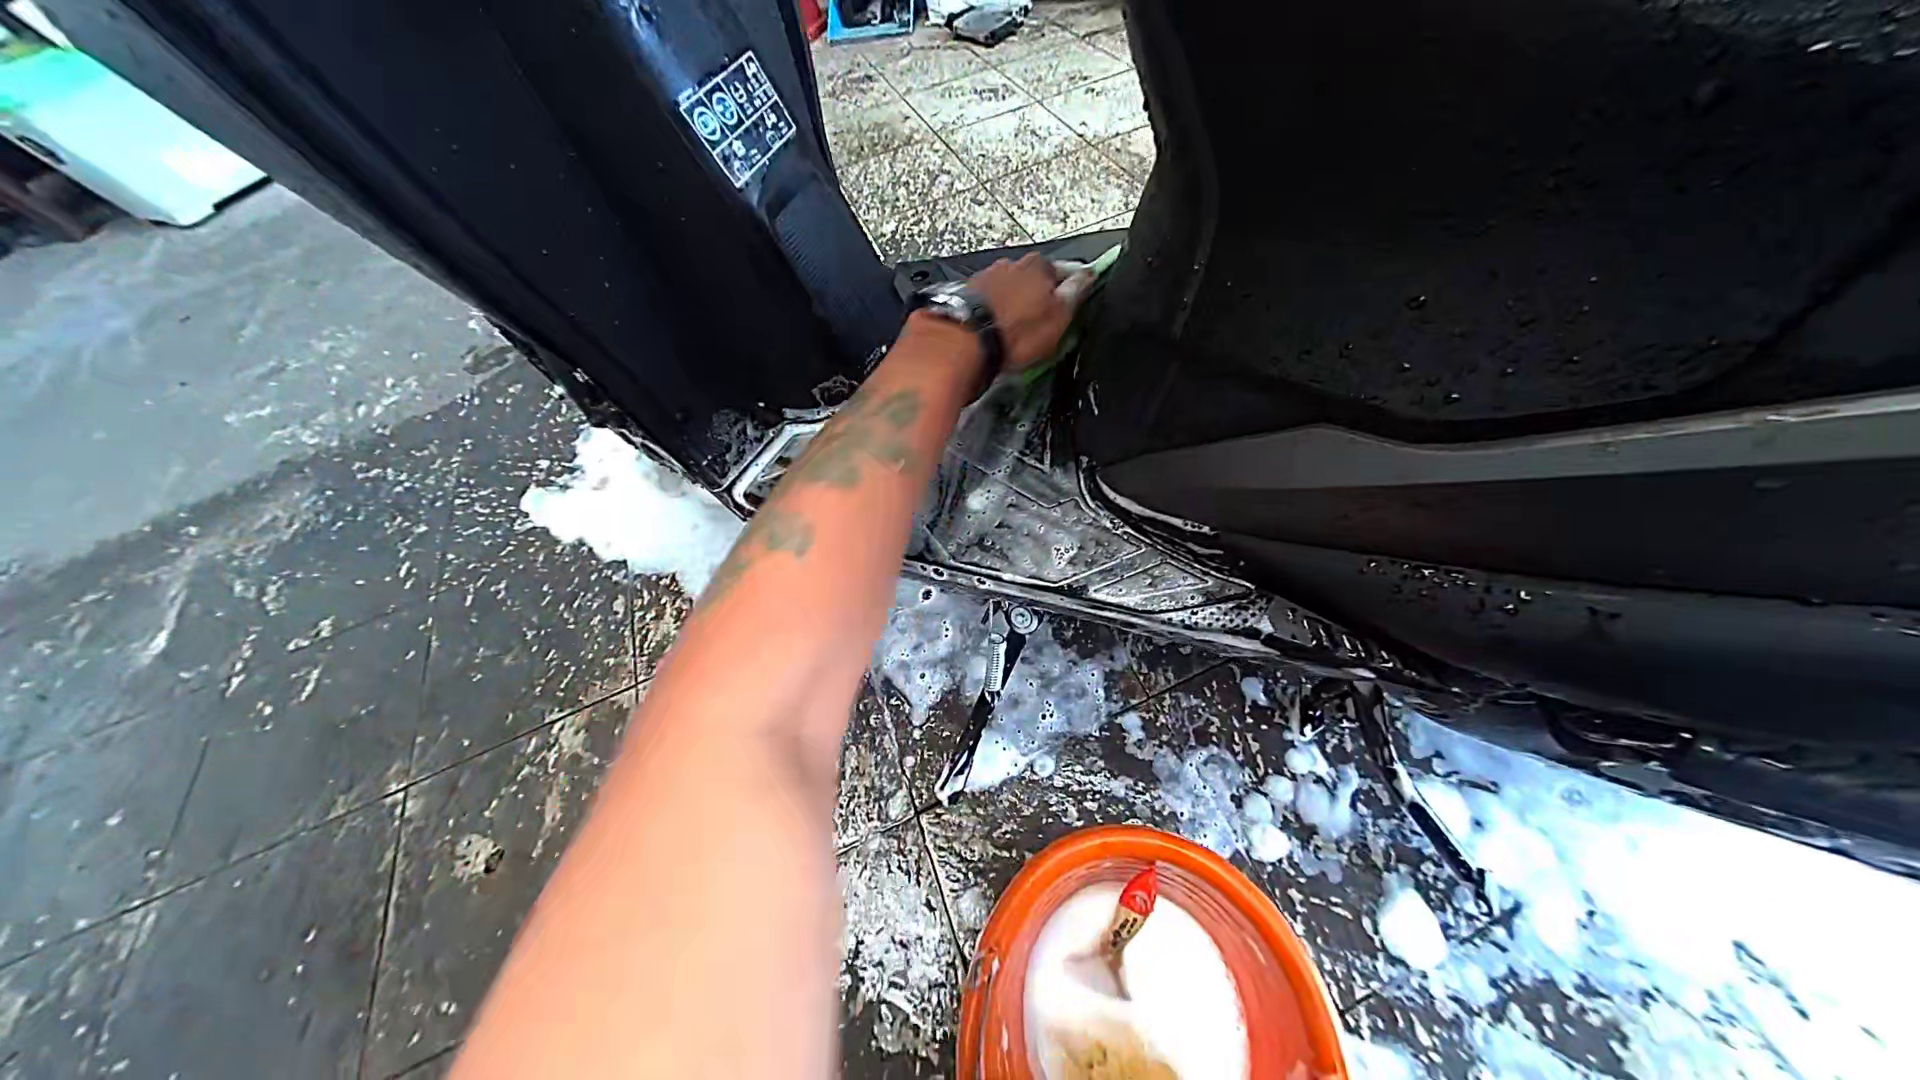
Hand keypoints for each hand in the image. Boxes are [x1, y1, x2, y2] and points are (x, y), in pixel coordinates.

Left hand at [967, 253, 1092, 372]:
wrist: (965, 341)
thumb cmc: (1018, 332)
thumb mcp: (1058, 317)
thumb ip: (1075, 292)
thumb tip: (1088, 273)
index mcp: (1041, 266)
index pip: (1067, 271)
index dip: (1072, 288)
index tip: (1073, 302)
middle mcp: (1013, 263)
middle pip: (1036, 278)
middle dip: (1042, 293)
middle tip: (1044, 318)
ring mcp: (988, 275)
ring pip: (1012, 286)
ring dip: (1016, 300)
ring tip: (1016, 325)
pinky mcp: (967, 291)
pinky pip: (990, 298)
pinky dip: (995, 308)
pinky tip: (995, 324)